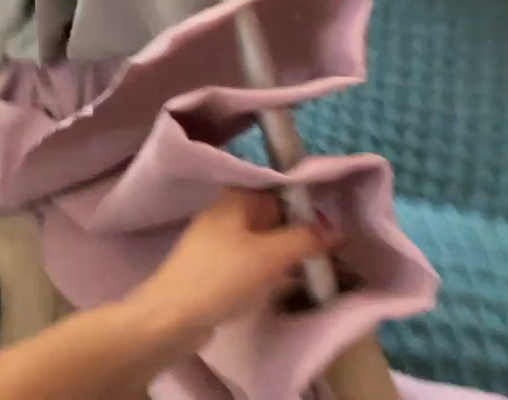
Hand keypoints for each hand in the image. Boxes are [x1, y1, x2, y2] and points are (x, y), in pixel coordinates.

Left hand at [127, 188, 335, 346]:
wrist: (172, 315)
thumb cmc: (221, 276)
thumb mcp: (269, 256)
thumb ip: (303, 239)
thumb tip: (335, 230)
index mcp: (237, 197)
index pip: (281, 191)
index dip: (308, 207)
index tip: (335, 227)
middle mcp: (227, 211)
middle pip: (273, 215)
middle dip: (300, 231)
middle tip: (333, 252)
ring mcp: (220, 239)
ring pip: (264, 239)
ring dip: (287, 252)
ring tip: (317, 268)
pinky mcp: (217, 266)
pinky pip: (252, 259)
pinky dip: (271, 267)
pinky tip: (288, 282)